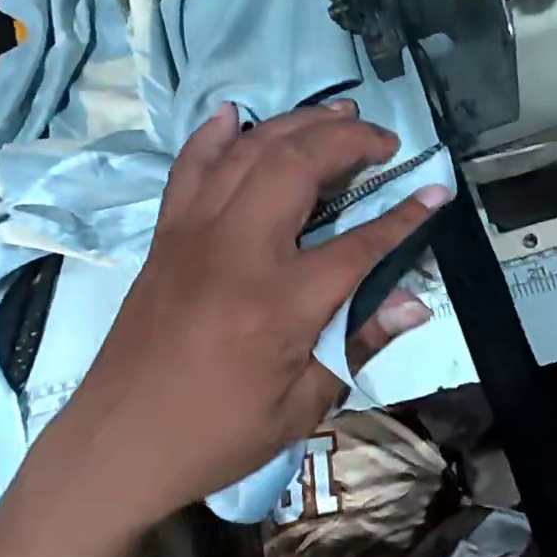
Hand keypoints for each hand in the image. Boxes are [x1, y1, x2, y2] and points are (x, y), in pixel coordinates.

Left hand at [29, 101, 447, 533]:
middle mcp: (237, 250)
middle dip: (349, 140)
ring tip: (337, 114)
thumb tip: (415, 302)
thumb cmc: (218, 432)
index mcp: (280, 302)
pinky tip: (235, 114)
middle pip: (299, 165)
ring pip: (249, 151)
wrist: (118, 442)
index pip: (360, 243)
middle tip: (384, 141)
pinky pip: (190, 167)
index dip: (406, 215)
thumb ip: (360, 341)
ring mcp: (195, 233)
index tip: (437, 188)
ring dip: (297, 123)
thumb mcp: (302, 403)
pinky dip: (214, 134)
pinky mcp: (167, 234)